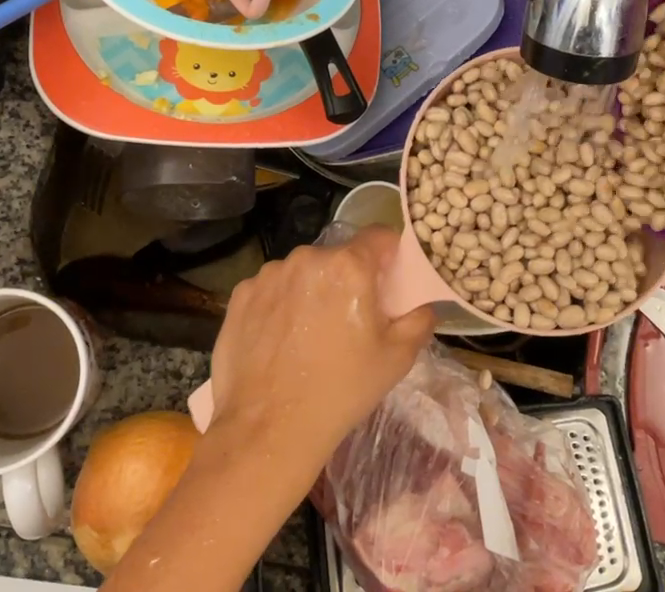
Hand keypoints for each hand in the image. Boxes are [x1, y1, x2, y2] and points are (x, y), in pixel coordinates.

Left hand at [208, 226, 434, 463]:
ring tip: (311, 334)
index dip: (389, 256)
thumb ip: (419, 320)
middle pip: (338, 257)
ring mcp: (269, 275)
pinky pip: (272, 289)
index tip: (389, 283)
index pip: (379, 237)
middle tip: (350, 319)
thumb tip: (423, 304)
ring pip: (303, 272)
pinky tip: (281, 340)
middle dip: (348, 279)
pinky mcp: (241, 295)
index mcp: (348, 266)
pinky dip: (281, 305)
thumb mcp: (396, 359)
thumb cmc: (341, 391)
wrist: (270, 428)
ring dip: (312, 290)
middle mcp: (306, 258)